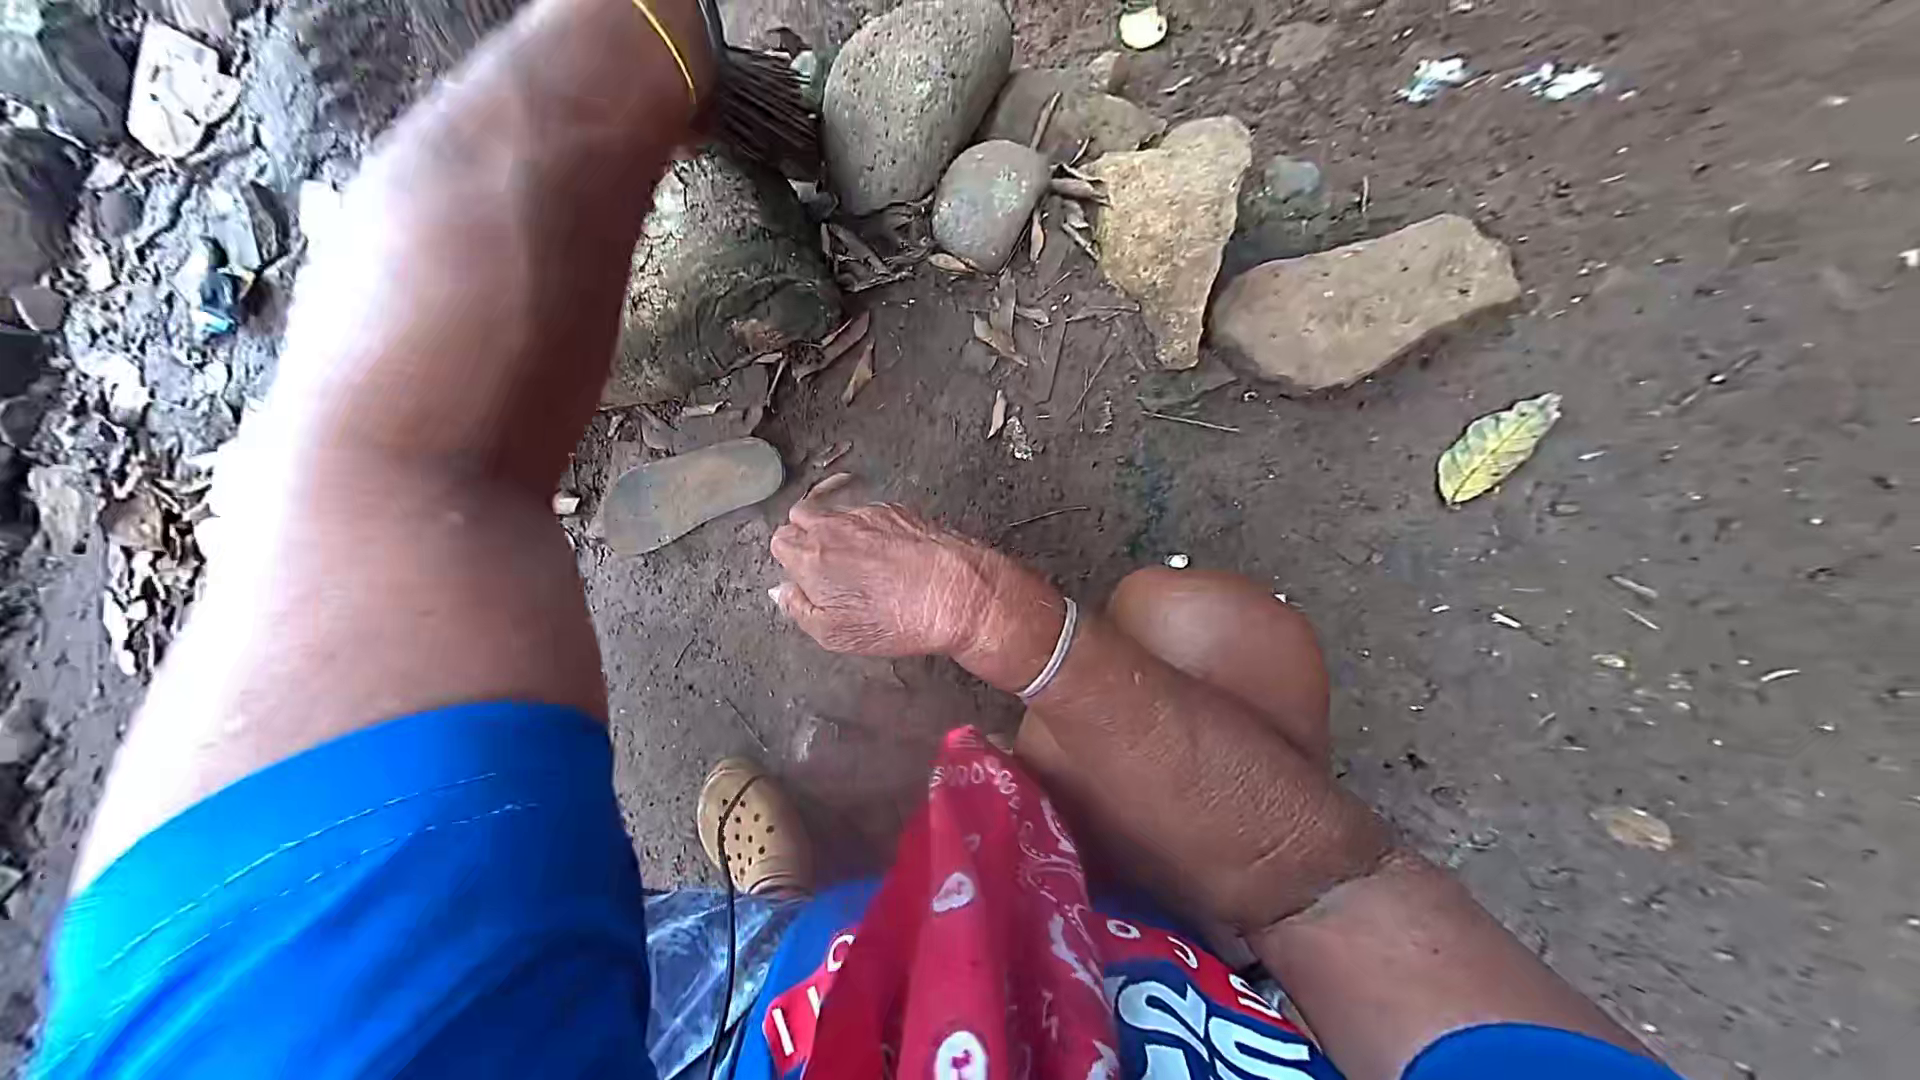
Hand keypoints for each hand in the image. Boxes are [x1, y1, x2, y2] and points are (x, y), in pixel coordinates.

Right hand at [769, 477, 1015, 657]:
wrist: (956, 595)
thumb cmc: (895, 620)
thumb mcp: (833, 634)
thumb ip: (798, 609)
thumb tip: (781, 591)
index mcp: (811, 555)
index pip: (780, 540)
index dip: (791, 558)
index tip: (806, 576)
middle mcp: (835, 525)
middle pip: (802, 516)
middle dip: (808, 535)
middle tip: (828, 565)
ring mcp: (868, 513)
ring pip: (837, 511)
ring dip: (840, 531)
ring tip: (863, 562)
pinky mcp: (898, 510)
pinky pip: (871, 513)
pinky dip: (872, 528)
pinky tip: (890, 554)